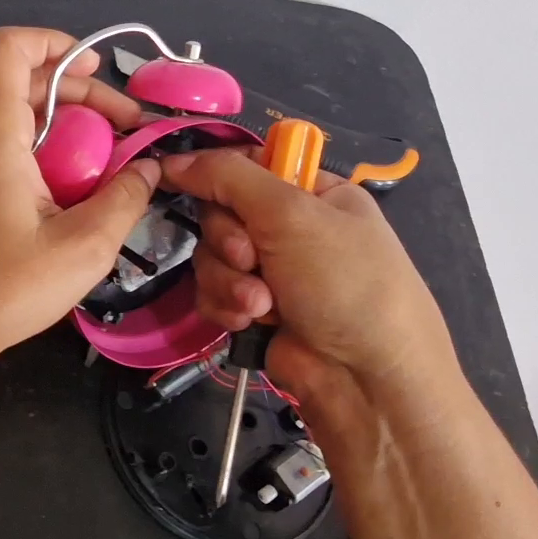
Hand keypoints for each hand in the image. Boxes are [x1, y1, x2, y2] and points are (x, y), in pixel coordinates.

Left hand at [0, 28, 161, 367]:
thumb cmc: (2, 288)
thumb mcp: (82, 247)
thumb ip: (124, 199)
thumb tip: (148, 169)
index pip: (8, 48)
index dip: (54, 42)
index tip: (97, 69)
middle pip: (24, 80)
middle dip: (82, 91)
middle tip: (127, 129)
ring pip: (20, 114)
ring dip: (70, 125)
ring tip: (113, 160)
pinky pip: (12, 146)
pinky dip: (50, 151)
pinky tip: (79, 190)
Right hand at [159, 149, 455, 400]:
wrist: (366, 380)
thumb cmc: (344, 283)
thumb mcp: (291, 214)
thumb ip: (226, 176)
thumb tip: (172, 157)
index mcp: (315, 193)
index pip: (247, 166)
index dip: (218, 177)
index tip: (197, 185)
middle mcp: (292, 228)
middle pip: (221, 213)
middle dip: (229, 241)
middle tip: (252, 259)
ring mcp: (272, 271)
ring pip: (211, 256)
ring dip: (228, 280)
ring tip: (262, 304)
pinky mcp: (253, 309)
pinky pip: (212, 292)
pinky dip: (226, 305)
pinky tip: (252, 321)